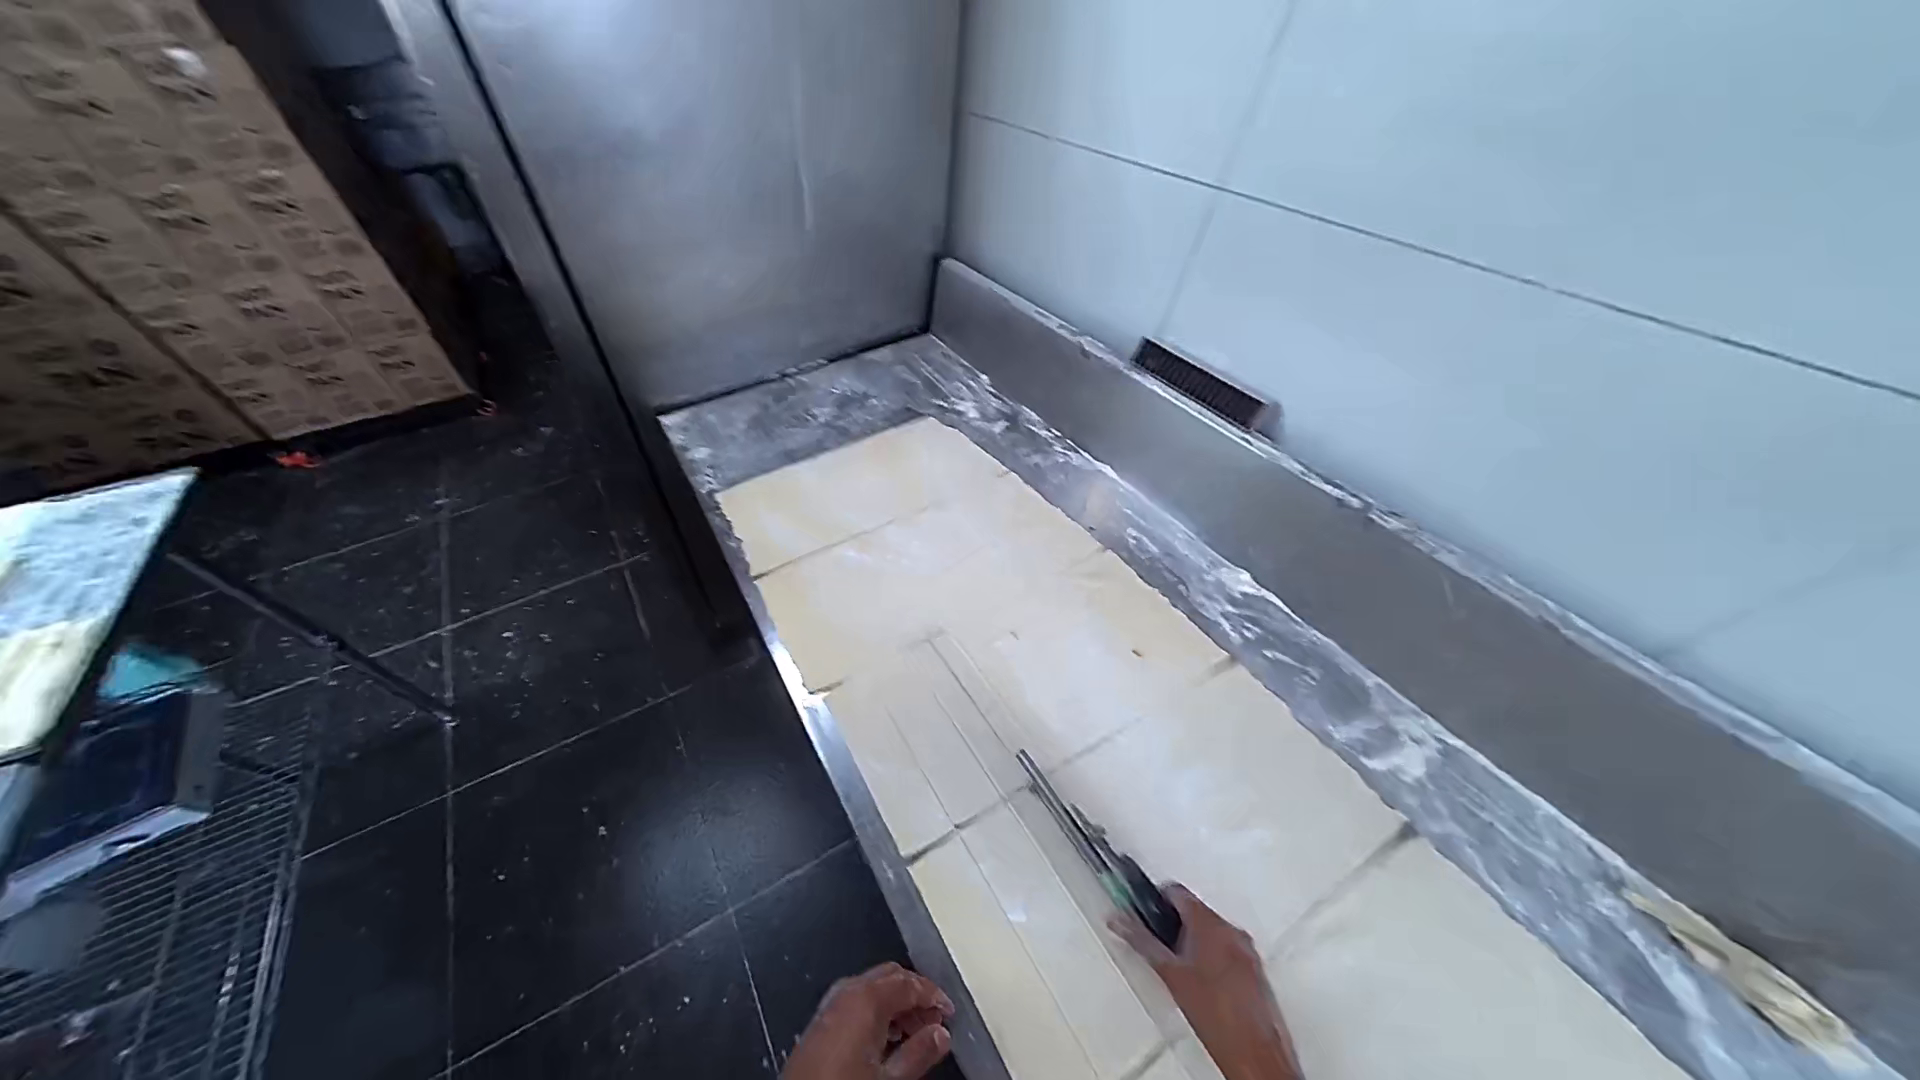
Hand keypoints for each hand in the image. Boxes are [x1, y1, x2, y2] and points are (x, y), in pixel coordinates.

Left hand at [782, 962, 955, 1079]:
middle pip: (891, 977)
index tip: (949, 1012)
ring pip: (873, 988)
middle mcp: (847, 991)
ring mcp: (831, 1004)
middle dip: (916, 996)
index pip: (910, 982)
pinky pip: (857, 1002)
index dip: (934, 995)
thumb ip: (919, 1053)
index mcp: (866, 998)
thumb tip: (940, 1035)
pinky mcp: (822, 1021)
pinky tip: (886, 1040)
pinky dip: (877, 1012)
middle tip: (934, 1021)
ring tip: (914, 1036)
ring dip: (897, 1004)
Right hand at [1110, 885, 1302, 1079]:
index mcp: (1209, 924)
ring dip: (1193, 940)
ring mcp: (1247, 951)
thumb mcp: (1169, 975)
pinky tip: (1202, 983)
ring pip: (1211, 930)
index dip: (1155, 899)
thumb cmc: (1216, 1018)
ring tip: (1180, 968)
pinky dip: (1212, 956)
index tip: (1144, 910)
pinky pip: (1228, 948)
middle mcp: (1232, 931)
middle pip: (1194, 910)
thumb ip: (1141, 941)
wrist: (1254, 1057)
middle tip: (1159, 943)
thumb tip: (1119, 921)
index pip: (1176, 891)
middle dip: (1174, 924)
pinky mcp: (1256, 970)